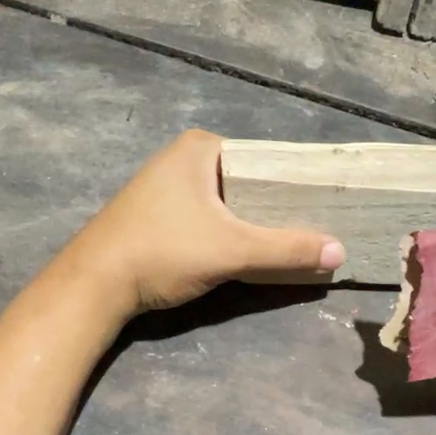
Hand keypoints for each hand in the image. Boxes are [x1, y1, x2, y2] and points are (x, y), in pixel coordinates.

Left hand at [61, 130, 344, 313]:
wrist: (94, 285)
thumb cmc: (163, 251)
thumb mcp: (233, 250)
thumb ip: (287, 249)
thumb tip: (341, 252)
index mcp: (202, 149)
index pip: (267, 159)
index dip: (298, 184)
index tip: (328, 206)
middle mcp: (185, 159)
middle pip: (250, 182)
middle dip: (279, 207)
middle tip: (317, 229)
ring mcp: (169, 187)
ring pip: (231, 204)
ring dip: (256, 224)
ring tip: (293, 243)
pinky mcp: (160, 216)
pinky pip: (212, 218)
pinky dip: (232, 233)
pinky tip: (250, 252)